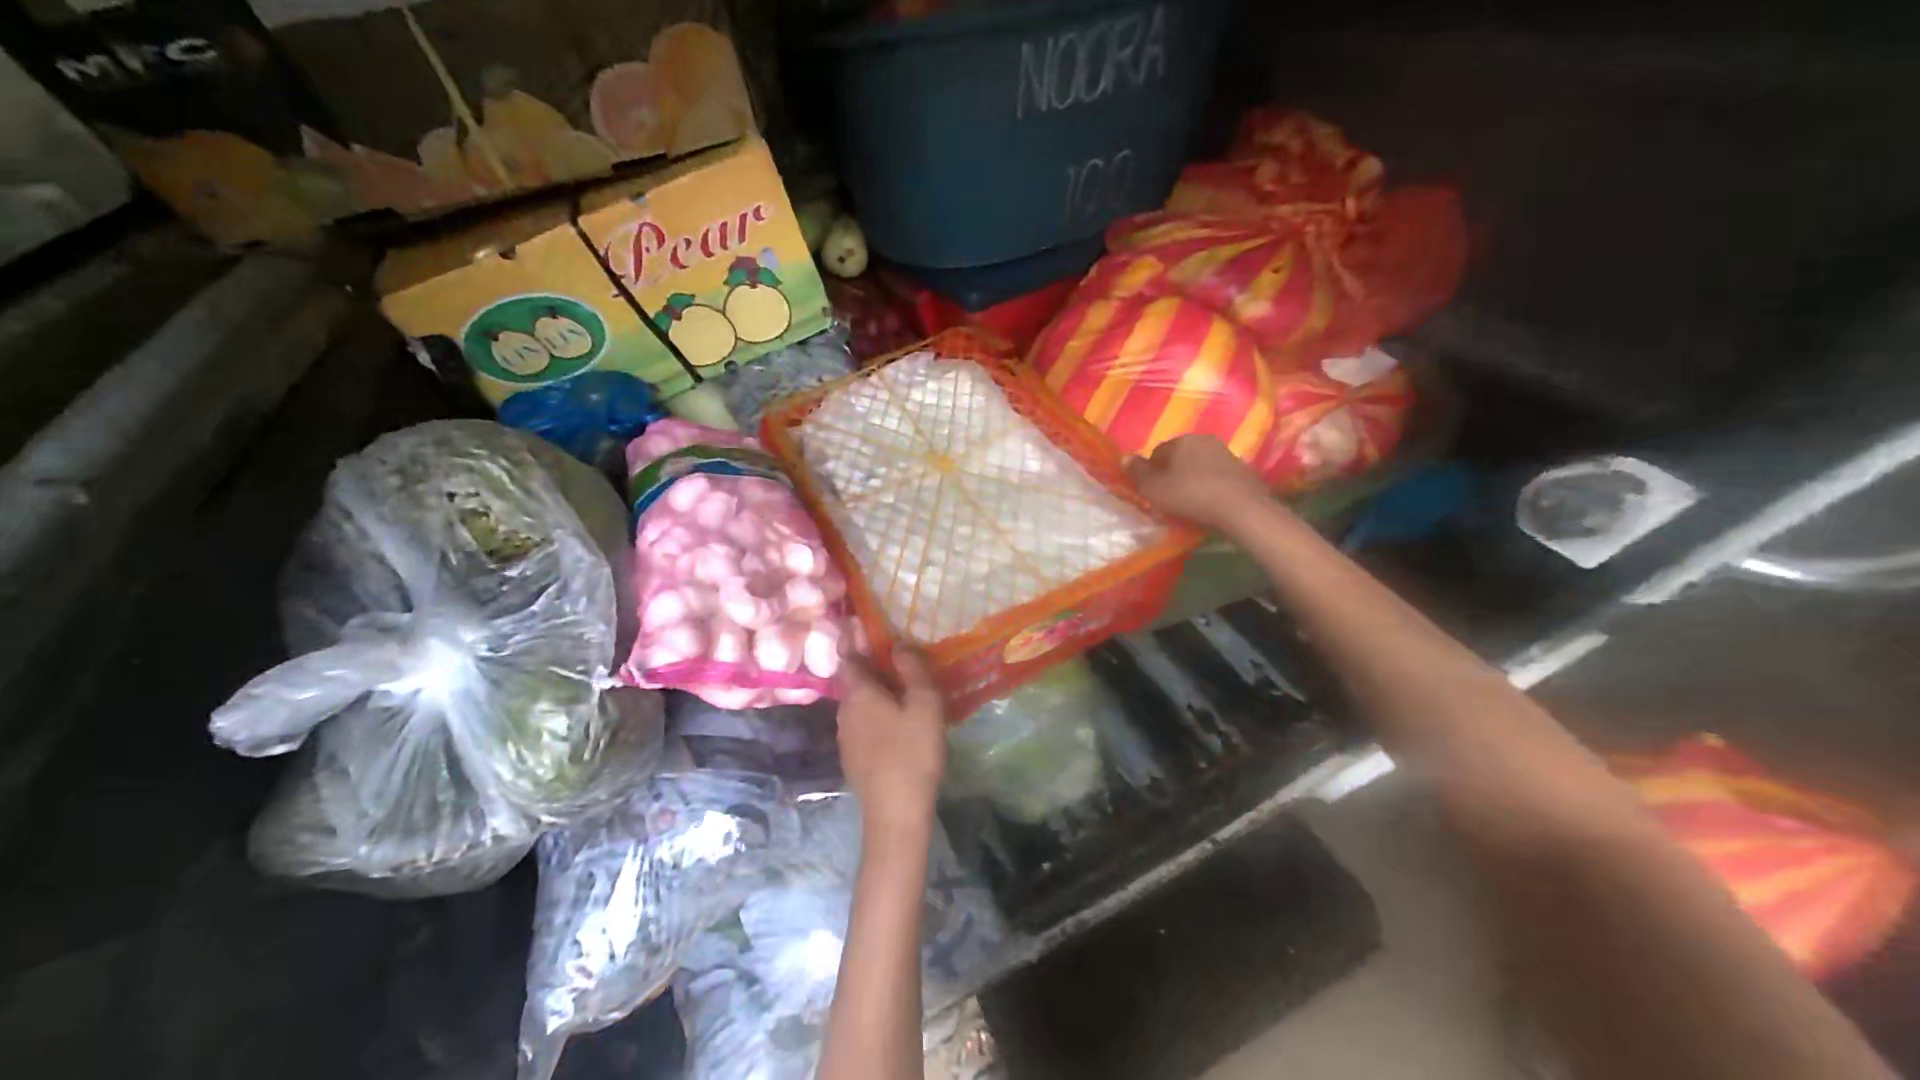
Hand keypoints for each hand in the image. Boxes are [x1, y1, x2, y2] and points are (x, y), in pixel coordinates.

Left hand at [836, 647, 946, 837]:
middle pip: (854, 683)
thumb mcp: (924, 703)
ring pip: (859, 707)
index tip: (877, 639)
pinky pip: (863, 728)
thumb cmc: (913, 750)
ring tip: (905, 700)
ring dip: (877, 699)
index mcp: (857, 692)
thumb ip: (912, 669)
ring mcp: (845, 738)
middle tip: (903, 670)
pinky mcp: (852, 760)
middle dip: (874, 673)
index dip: (860, 645)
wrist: (895, 811)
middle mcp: (844, 711)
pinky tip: (898, 732)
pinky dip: (877, 721)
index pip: (849, 658)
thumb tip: (899, 643)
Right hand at [1125, 435, 1274, 533]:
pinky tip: (1211, 504)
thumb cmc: (1190, 496)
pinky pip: (1219, 478)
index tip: (1151, 491)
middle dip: (1173, 474)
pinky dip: (1212, 487)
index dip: (1150, 472)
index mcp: (1181, 441)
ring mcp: (1227, 454)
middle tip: (1169, 498)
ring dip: (1194, 480)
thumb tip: (1124, 457)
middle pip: (1181, 457)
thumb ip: (1137, 473)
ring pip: (1201, 466)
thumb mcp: (1154, 489)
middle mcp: (1205, 441)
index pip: (1157, 453)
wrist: (1241, 508)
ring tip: (1191, 503)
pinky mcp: (1244, 471)